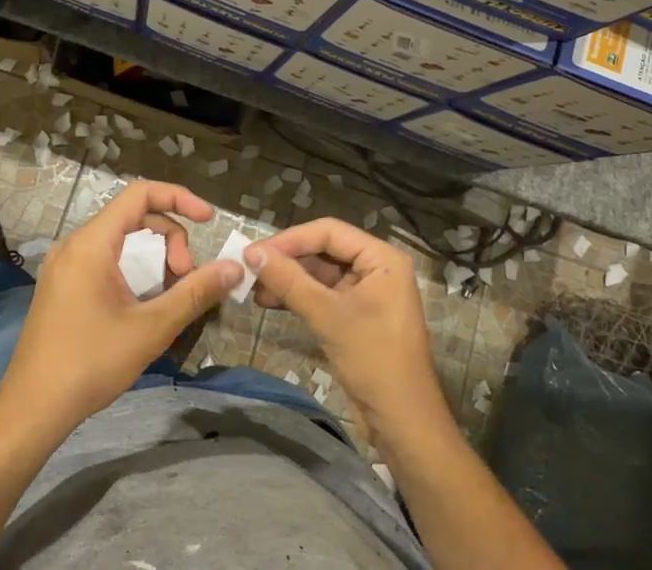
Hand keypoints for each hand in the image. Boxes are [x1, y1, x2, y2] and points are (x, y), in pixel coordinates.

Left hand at [0, 181, 242, 427]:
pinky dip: (134, 272)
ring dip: (154, 259)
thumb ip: (195, 292)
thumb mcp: (151, 328)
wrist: (33, 408)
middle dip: (170, 240)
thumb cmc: (90, 363)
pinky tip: (146, 306)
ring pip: (121, 243)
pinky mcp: (63, 287)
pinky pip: (106, 262)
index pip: (140, 194)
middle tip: (186, 279)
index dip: (179, 198)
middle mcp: (74, 245)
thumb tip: (234, 267)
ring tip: (170, 297)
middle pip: (134, 218)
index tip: (209, 220)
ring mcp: (65, 267)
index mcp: (91, 244)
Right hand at [245, 218, 448, 439]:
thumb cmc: (373, 359)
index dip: (290, 239)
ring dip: (289, 280)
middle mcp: (377, 269)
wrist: (401, 419)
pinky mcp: (357, 316)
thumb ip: (290, 281)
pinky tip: (271, 302)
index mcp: (382, 259)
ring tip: (254, 290)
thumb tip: (252, 253)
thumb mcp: (328, 317)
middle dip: (287, 260)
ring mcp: (367, 293)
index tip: (254, 252)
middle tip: (249, 271)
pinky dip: (299, 297)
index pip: (329, 232)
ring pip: (320, 274)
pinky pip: (323, 295)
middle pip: (324, 251)